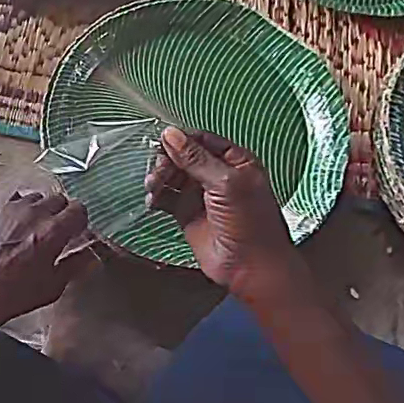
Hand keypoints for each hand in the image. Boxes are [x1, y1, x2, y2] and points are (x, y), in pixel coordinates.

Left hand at [0, 192, 94, 332]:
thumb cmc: (15, 294)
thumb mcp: (52, 286)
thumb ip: (75, 265)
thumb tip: (90, 254)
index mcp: (53, 231)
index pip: (79, 210)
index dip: (81, 221)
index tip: (78, 233)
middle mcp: (34, 213)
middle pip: (59, 198)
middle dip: (63, 212)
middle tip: (60, 231)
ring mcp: (12, 210)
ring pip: (37, 197)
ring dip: (43, 208)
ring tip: (38, 227)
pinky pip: (17, 200)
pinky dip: (23, 208)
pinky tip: (19, 225)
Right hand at [146, 128, 309, 303]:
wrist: (250, 267)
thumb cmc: (250, 223)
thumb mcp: (226, 183)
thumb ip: (196, 159)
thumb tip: (170, 135)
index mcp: (235, 161)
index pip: (202, 140)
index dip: (181, 140)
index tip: (161, 143)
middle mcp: (217, 175)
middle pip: (183, 157)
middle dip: (167, 161)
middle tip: (158, 171)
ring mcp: (201, 195)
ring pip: (173, 176)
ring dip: (160, 178)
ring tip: (153, 186)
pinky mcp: (188, 214)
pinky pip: (167, 198)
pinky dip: (157, 197)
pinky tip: (153, 200)